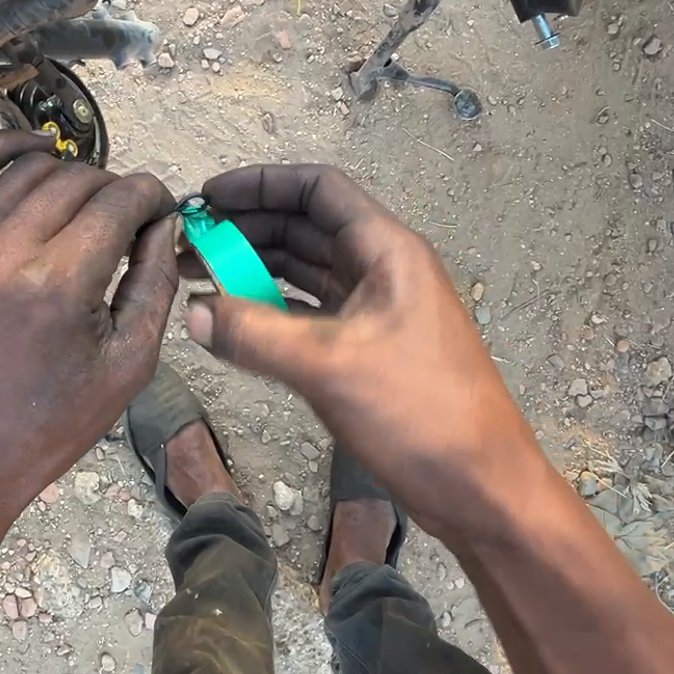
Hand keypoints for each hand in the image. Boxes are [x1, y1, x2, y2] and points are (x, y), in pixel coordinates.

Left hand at [0, 130, 178, 524]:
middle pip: (81, 179)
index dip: (155, 198)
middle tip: (135, 225)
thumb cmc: (52, 423)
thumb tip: (164, 222)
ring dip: (75, 176)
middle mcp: (6, 248)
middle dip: (121, 192)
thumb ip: (155, 280)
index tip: (165, 215)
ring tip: (93, 209)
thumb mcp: (130, 363)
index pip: (121, 200)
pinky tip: (37, 149)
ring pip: (33, 169)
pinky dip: (0, 146)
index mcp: (58, 282)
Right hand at [182, 164, 544, 540]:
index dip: (261, 183)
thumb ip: (255, 335)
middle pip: (305, 225)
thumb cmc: (419, 413)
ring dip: (253, 267)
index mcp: (386, 250)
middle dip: (246, 227)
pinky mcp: (365, 344)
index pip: (319, 189)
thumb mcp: (329, 366)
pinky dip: (269, 308)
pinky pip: (307, 309)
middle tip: (190, 242)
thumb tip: (192, 314)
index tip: (209, 197)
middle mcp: (380, 267)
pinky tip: (231, 319)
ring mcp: (373, 307)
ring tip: (198, 276)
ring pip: (303, 267)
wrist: (482, 490)